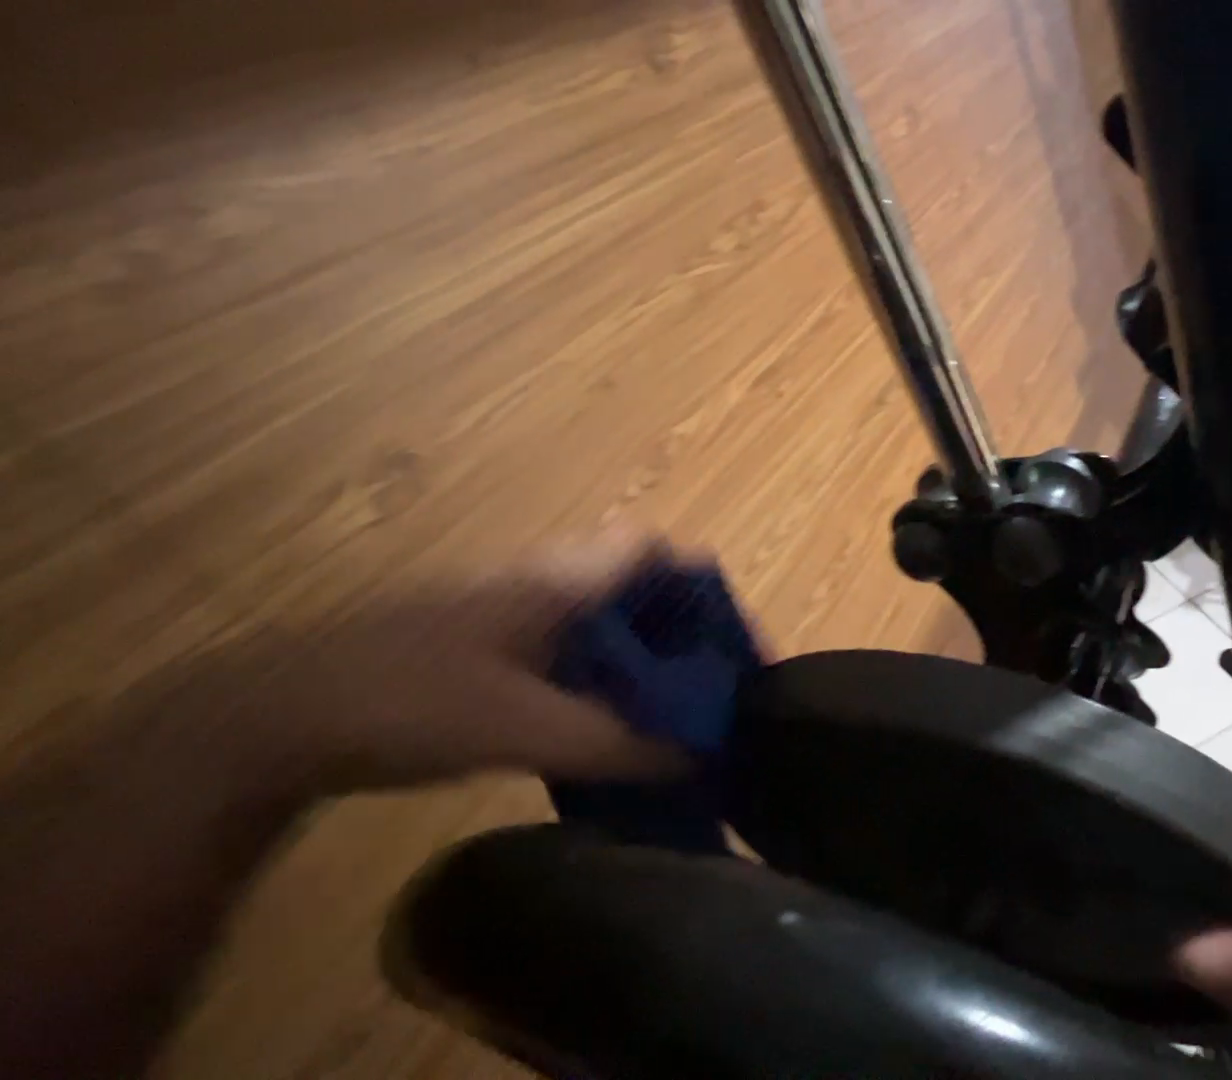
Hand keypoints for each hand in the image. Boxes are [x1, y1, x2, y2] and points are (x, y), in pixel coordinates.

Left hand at [114, 540, 687, 805]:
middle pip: (632, 586)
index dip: (699, 579)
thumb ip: (619, 745)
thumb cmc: (413, 701)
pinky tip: (602, 725)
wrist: (275, 720)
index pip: (648, 548)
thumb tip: (699, 759)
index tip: (731, 634)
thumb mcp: (528, 729)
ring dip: (639, 656)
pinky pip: (564, 650)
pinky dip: (599, 676)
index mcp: (556, 582)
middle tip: (711, 684)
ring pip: (597, 620)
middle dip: (679, 627)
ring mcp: (503, 614)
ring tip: (670, 710)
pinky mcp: (478, 648)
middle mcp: (537, 584)